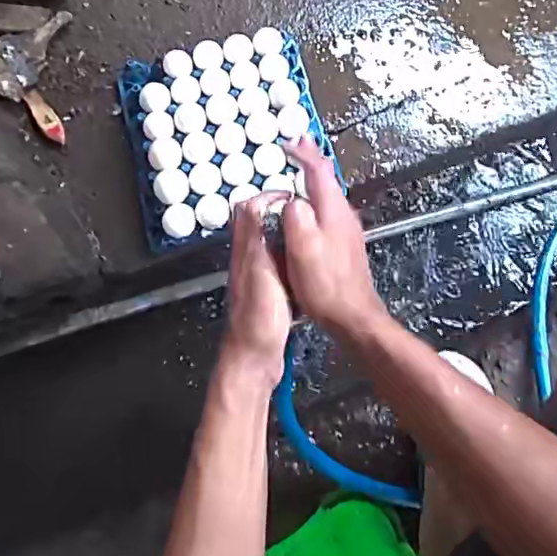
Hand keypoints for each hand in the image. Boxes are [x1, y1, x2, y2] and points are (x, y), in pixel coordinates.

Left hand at [220, 193, 293, 386]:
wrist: (254, 360)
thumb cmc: (258, 316)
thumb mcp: (258, 271)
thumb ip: (255, 238)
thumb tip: (254, 201)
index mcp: (244, 251)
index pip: (249, 211)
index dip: (268, 197)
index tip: (293, 195)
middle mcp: (248, 261)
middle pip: (260, 226)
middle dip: (281, 214)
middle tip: (307, 211)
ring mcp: (259, 278)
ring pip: (272, 246)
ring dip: (288, 236)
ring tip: (312, 232)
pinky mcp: (270, 294)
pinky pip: (281, 267)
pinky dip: (293, 260)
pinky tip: (309, 264)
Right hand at [280, 139, 390, 336]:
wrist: (354, 316)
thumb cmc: (326, 284)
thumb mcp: (303, 247)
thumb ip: (295, 216)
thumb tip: (291, 200)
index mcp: (332, 209)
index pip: (318, 170)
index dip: (303, 153)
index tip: (288, 142)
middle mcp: (343, 213)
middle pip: (326, 178)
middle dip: (310, 159)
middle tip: (297, 144)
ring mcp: (346, 229)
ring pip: (327, 193)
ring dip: (313, 178)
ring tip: (299, 169)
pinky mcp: (344, 243)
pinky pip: (327, 209)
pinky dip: (315, 197)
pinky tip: (307, 207)